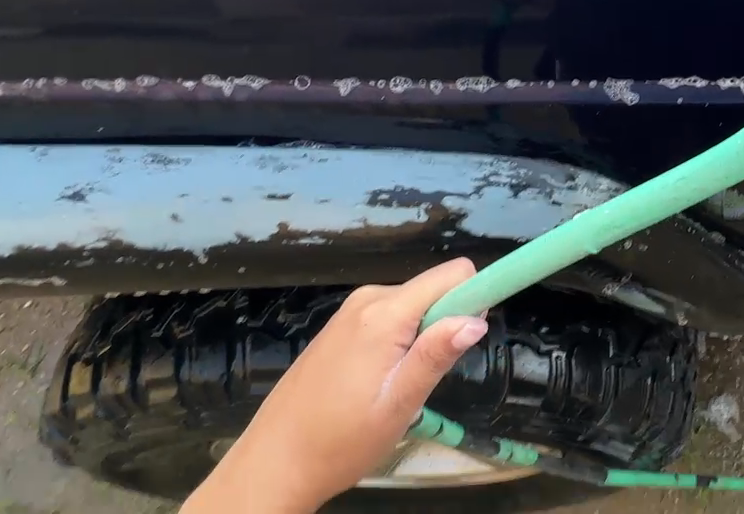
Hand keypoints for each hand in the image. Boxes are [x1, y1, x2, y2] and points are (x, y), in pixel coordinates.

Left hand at [183, 258, 490, 513]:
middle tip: (422, 377)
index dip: (474, 298)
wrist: (267, 470)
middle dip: (443, 325)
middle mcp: (369, 299)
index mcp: (385, 313)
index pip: (455, 274)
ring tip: (394, 386)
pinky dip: (398, 341)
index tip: (468, 339)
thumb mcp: (397, 405)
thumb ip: (436, 355)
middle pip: (436, 289)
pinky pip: (391, 315)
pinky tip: (374, 382)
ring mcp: (351, 311)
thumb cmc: (338, 443)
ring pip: (415, 304)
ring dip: (419, 337)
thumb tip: (476, 319)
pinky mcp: (341, 326)